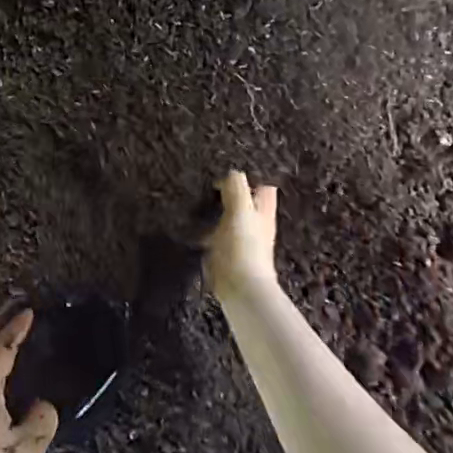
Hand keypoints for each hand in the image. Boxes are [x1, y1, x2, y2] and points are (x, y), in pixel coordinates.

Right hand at [205, 171, 279, 299]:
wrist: (240, 290)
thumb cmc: (244, 248)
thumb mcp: (241, 210)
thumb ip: (236, 187)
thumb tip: (230, 171)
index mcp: (263, 209)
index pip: (263, 182)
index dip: (252, 170)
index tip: (231, 162)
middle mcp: (254, 221)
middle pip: (244, 196)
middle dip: (229, 186)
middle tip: (209, 174)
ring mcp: (239, 237)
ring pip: (227, 213)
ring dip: (214, 204)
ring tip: (194, 191)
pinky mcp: (224, 251)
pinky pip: (213, 231)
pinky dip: (203, 224)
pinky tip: (189, 219)